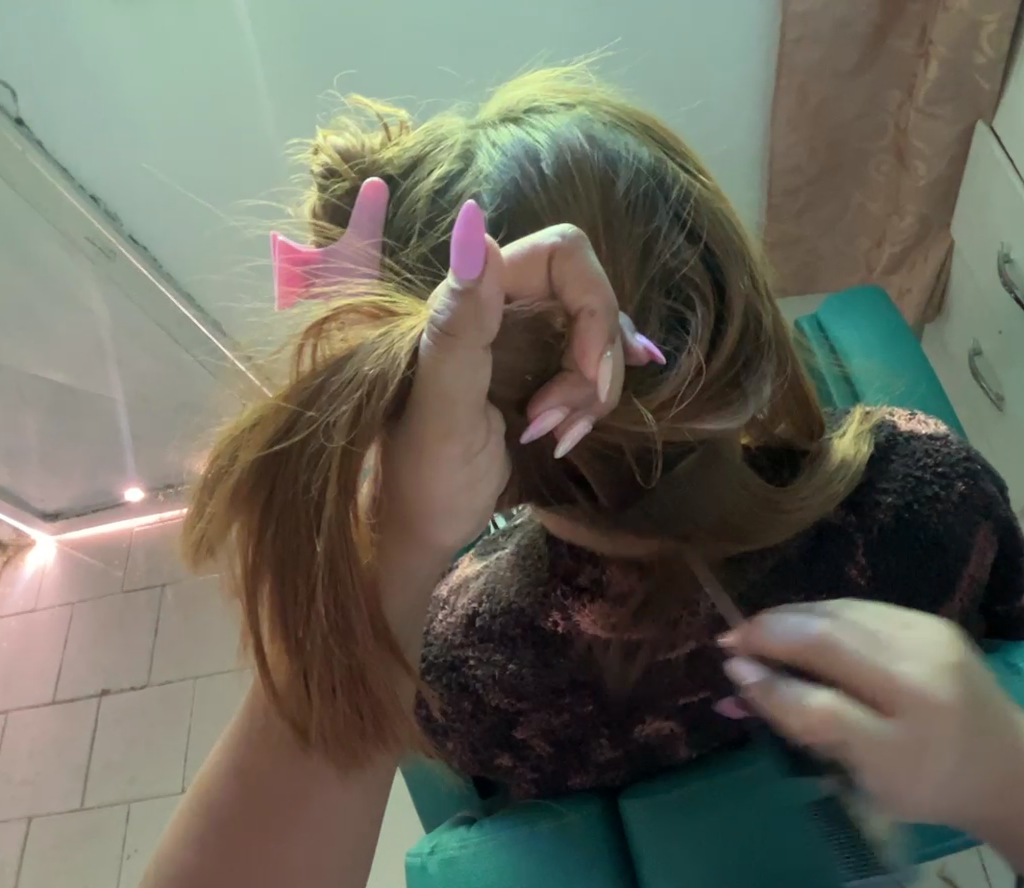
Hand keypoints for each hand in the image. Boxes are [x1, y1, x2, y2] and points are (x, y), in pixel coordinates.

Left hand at [376, 201, 660, 586]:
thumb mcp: (441, 410)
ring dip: (592, 393)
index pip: (566, 254)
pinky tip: (570, 433)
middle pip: (590, 299)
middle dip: (593, 364)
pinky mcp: (539, 373)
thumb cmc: (424, 477)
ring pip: (599, 339)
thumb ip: (456, 328)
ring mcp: (524, 340)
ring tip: (553, 438)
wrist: (426, 526)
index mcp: (472, 296)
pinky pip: (593, 368)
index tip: (589, 376)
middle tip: (557, 424)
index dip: (594, 308)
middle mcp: (500, 305)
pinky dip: (594, 401)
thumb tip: (474, 225)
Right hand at [719, 600, 1023, 829]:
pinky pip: (860, 609)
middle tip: (730, 641)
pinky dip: (820, 613)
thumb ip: (805, 728)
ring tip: (757, 631)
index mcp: (907, 732)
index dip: (767, 684)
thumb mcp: (866, 776)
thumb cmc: (932, 787)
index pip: (819, 702)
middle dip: (769, 633)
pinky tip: (799, 624)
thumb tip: (737, 692)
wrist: (1012, 769)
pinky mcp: (933, 621)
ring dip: (790, 617)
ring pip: (840, 613)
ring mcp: (930, 636)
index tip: (728, 670)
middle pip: (827, 638)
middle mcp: (921, 672)